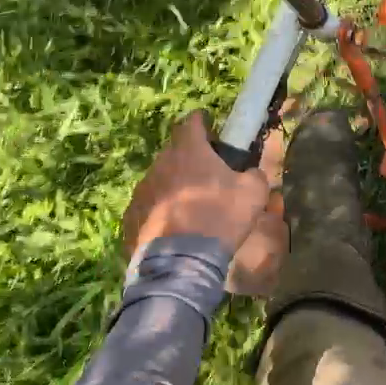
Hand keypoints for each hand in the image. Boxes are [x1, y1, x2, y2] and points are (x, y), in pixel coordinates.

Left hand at [121, 111, 272, 266]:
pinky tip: (175, 228)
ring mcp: (141, 191)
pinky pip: (149, 206)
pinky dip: (161, 211)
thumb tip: (251, 172)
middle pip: (174, 152)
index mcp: (189, 151)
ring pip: (160, 179)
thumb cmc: (221, 217)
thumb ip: (254, 174)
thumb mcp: (254, 193)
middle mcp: (160, 165)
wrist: (183, 262)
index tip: (211, 128)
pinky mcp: (131, 217)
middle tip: (208, 175)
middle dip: (189, 158)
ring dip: (174, 186)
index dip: (202, 122)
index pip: (191, 122)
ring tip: (191, 207)